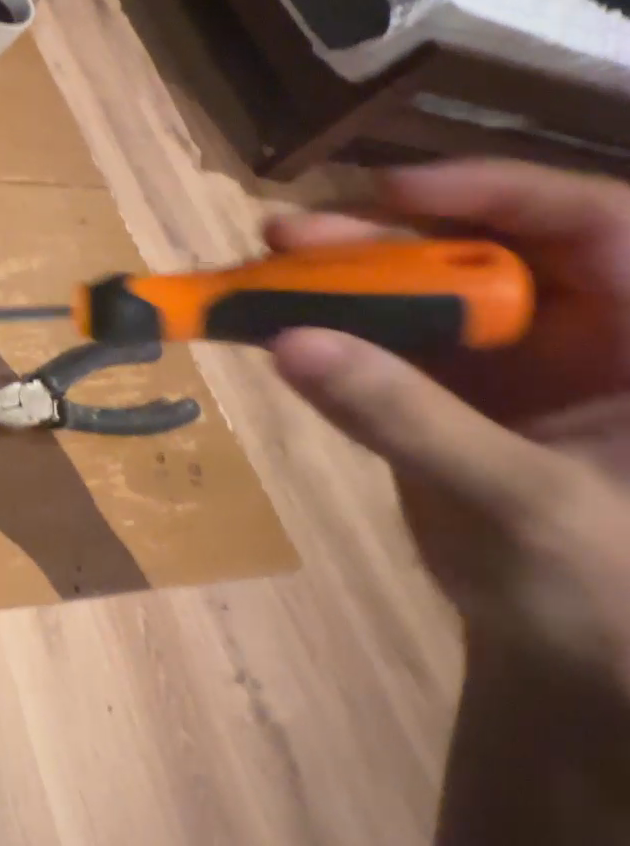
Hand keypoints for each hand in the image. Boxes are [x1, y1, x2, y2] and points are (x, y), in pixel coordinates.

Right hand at [268, 161, 629, 686]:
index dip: (498, 191)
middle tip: (285, 234)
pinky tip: (261, 319)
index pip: (598, 225)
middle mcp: (585, 330)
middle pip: (483, 249)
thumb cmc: (605, 593)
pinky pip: (380, 341)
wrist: (582, 664)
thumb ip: (409, 419)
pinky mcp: (449, 391)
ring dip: (338, 277)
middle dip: (383, 237)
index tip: (392, 190)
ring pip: (421, 290)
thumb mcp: (521, 502)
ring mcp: (511, 361)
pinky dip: (321, 329)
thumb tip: (289, 343)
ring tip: (258, 266)